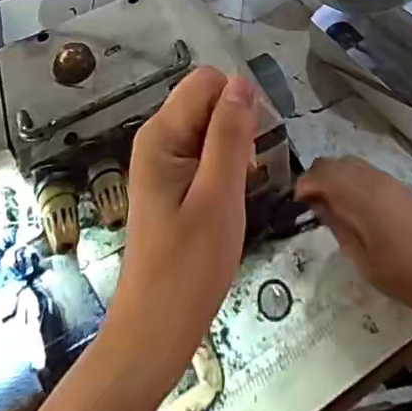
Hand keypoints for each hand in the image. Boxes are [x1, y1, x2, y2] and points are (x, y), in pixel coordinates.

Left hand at [30, 68, 257, 410]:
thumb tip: (243, 82)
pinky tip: (228, 196)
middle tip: (247, 171)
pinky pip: (203, 150)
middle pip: (206, 99)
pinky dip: (223, 164)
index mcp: (161, 134)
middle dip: (236, 124)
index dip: (238, 101)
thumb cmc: (189, 266)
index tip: (255, 143)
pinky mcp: (170, 181)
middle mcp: (157, 138)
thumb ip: (231, 134)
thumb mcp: (219, 195)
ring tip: (239, 187)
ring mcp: (161, 160)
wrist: (156, 329)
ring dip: (233, 146)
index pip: (206, 81)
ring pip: (208, 125)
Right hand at [294, 157, 411, 316]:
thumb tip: (321, 210)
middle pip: (331, 163)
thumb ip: (341, 231)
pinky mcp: (399, 186)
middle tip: (308, 207)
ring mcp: (386, 180)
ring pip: (348, 164)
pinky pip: (363, 172)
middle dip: (314, 179)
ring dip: (332, 179)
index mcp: (359, 195)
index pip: (319, 174)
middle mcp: (370, 179)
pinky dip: (349, 181)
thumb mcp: (368, 263)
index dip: (302, 187)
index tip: (295, 208)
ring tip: (327, 208)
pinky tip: (352, 208)